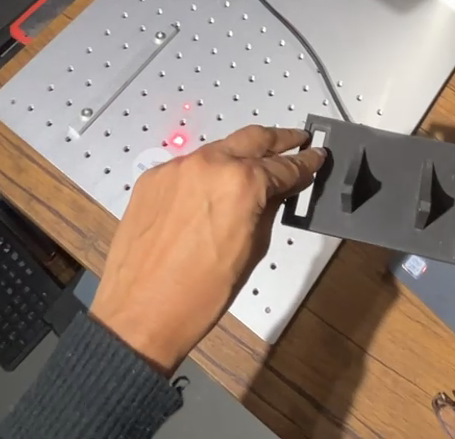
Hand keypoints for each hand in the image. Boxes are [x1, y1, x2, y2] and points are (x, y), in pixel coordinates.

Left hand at [92, 125, 324, 372]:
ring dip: (240, 155)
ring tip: (255, 166)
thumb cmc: (201, 295)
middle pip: (254, 138)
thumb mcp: (252, 252)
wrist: (138, 316)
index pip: (284, 166)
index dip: (305, 163)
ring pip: (220, 149)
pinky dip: (206, 173)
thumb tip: (279, 190)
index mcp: (242, 183)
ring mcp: (178, 166)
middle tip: (297, 140)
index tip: (316, 156)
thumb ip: (269, 209)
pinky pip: (189, 167)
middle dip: (279, 139)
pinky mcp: (153, 177)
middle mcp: (210, 163)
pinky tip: (211, 191)